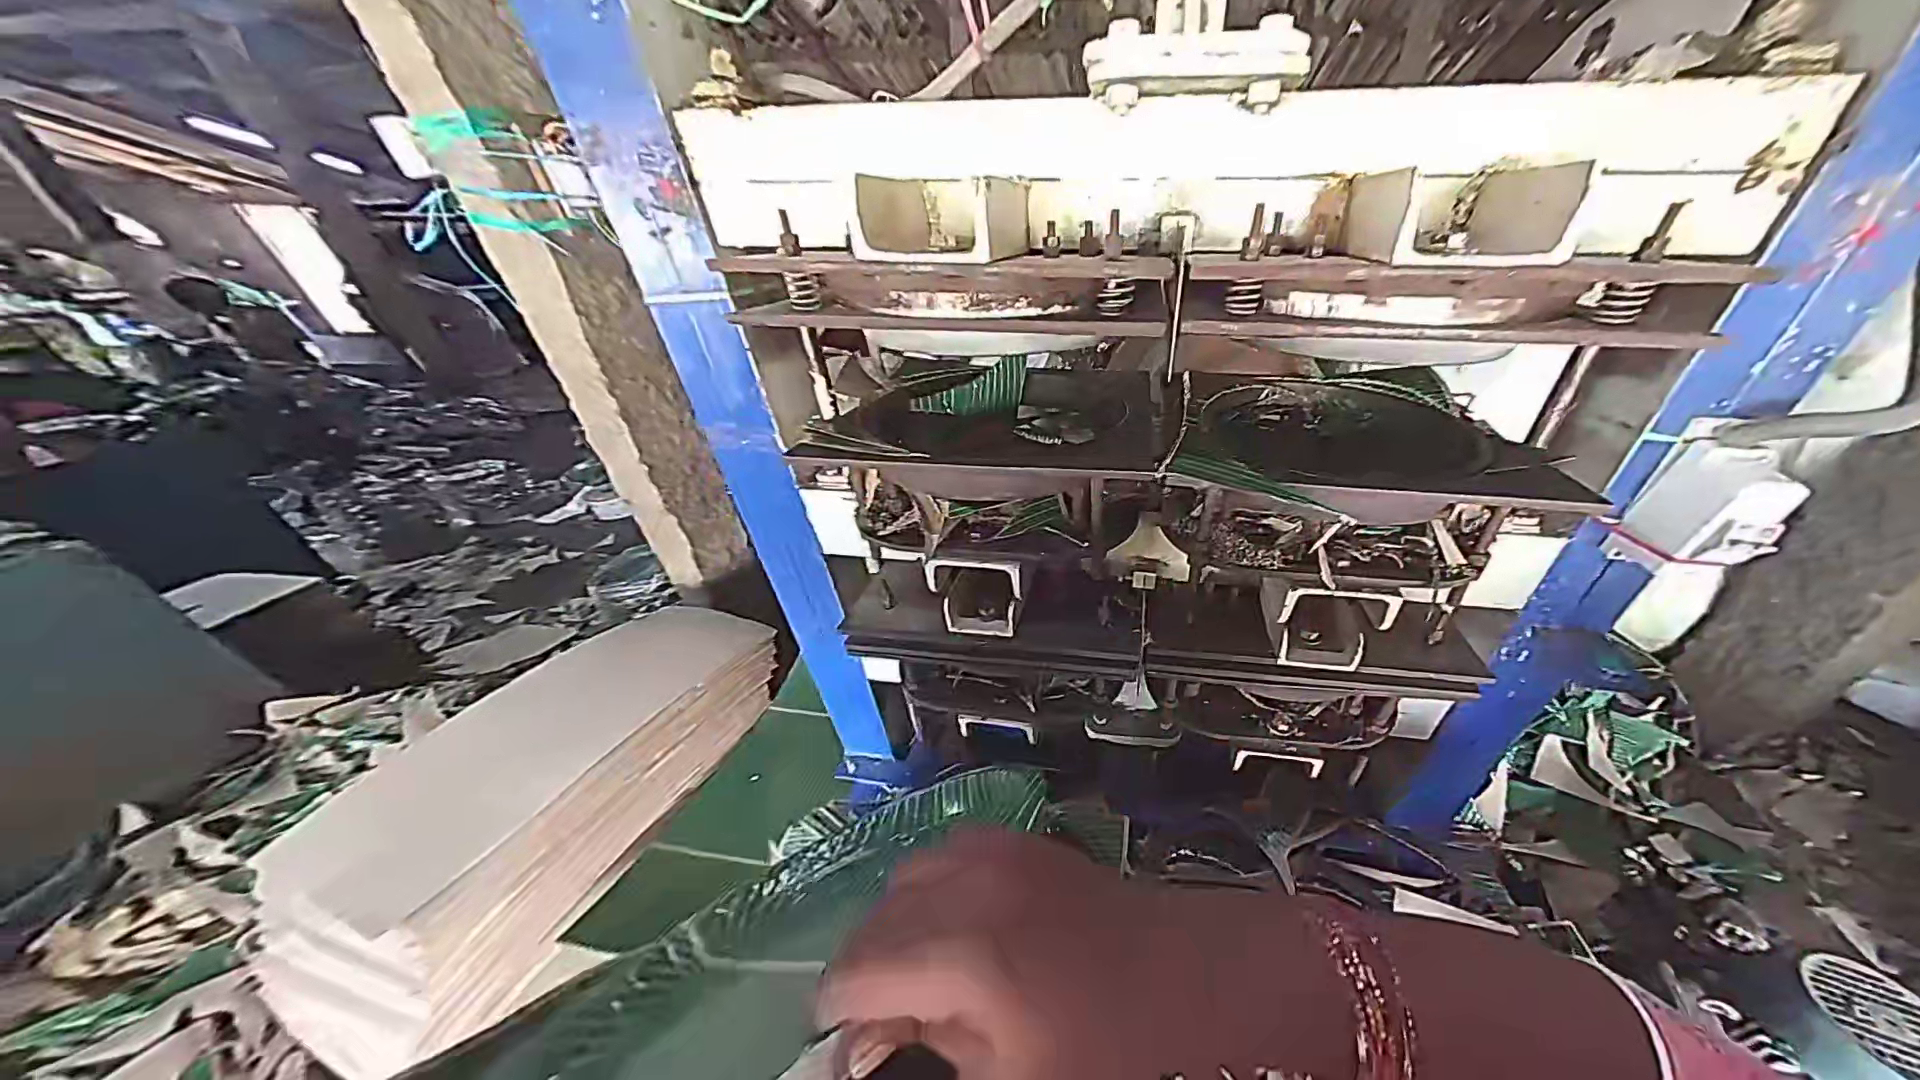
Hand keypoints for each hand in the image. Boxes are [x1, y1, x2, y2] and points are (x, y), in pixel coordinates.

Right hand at [816, 828, 1352, 1079]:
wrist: (1207, 980)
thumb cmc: (1123, 1056)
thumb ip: (932, 1050)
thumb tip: (873, 1038)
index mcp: (968, 952)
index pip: (859, 970)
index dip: (836, 1013)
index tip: (839, 1047)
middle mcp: (972, 883)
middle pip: (877, 919)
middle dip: (863, 970)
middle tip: (879, 1023)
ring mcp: (998, 850)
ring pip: (907, 877)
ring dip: (895, 924)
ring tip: (916, 973)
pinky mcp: (1022, 841)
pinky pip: (947, 853)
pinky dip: (931, 887)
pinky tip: (954, 924)